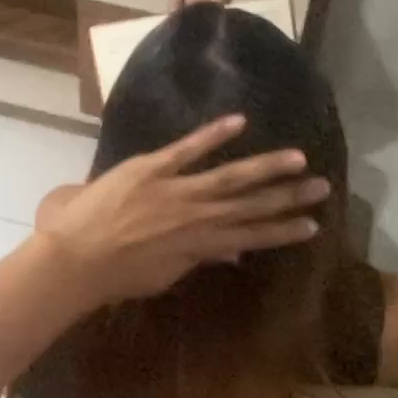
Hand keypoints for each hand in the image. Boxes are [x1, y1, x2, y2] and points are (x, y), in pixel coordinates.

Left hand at [36, 114, 326, 304]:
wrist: (74, 260)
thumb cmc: (113, 275)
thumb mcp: (162, 275)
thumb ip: (196, 259)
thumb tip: (230, 252)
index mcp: (198, 245)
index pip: (249, 236)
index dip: (281, 230)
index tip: (312, 224)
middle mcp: (197, 217)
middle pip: (251, 205)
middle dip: (288, 197)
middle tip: (323, 187)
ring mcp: (176, 189)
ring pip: (231, 177)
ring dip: (267, 166)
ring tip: (298, 157)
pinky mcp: (152, 168)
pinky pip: (187, 149)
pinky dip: (213, 135)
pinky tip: (240, 122)